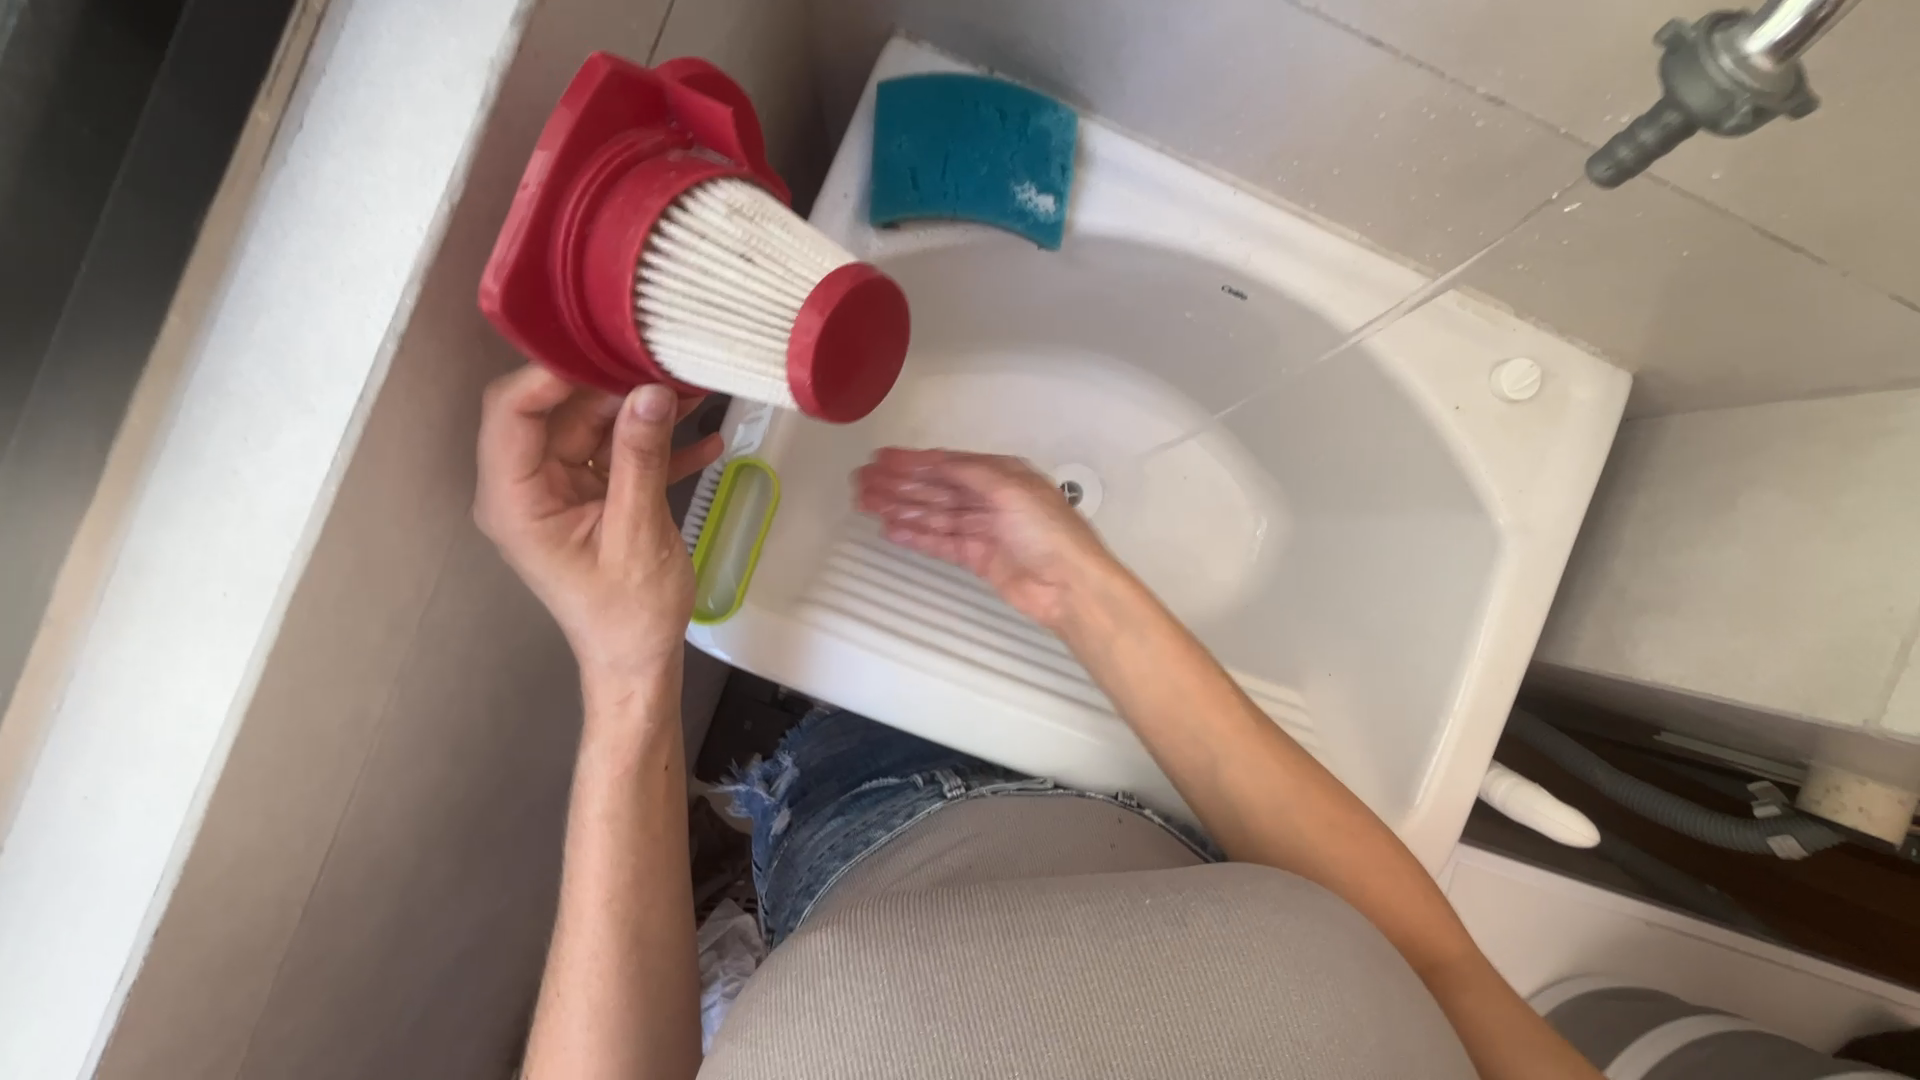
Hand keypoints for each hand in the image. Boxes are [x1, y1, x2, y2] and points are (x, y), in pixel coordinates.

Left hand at [475, 365, 722, 691]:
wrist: (640, 659)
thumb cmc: (629, 612)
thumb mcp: (638, 532)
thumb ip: (640, 459)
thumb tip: (650, 392)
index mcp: (517, 499)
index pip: (513, 413)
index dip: (552, 374)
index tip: (607, 349)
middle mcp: (530, 487)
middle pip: (560, 415)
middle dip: (613, 389)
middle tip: (666, 365)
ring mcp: (564, 491)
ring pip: (596, 430)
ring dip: (644, 415)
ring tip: (695, 392)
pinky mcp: (595, 498)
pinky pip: (620, 458)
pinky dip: (658, 449)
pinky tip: (704, 439)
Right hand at [854, 448, 1118, 628]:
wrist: (1070, 585)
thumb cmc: (1049, 532)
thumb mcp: (1011, 489)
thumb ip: (971, 473)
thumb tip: (937, 460)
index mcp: (1002, 475)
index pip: (948, 464)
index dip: (913, 461)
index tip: (881, 459)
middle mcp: (990, 498)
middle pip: (936, 488)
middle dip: (899, 484)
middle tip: (862, 481)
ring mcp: (982, 530)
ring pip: (933, 514)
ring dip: (900, 507)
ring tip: (865, 503)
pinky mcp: (978, 558)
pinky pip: (940, 542)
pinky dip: (916, 535)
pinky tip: (891, 529)